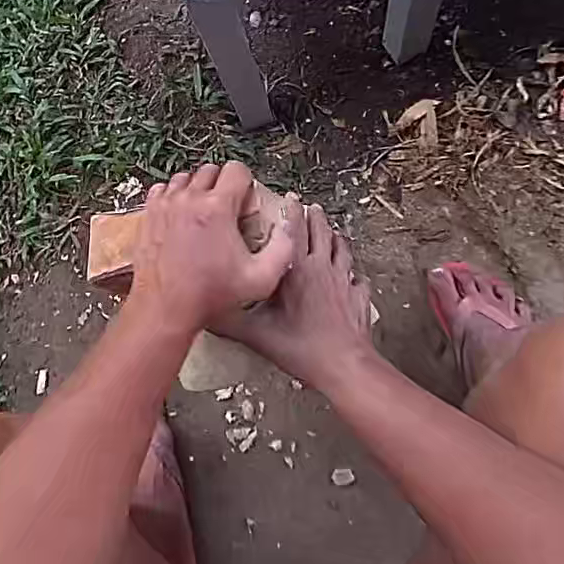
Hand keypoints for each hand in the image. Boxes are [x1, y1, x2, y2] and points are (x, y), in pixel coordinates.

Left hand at [131, 162, 297, 334]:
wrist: (165, 309)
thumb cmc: (210, 296)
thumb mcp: (260, 279)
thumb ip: (283, 248)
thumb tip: (287, 227)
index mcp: (218, 208)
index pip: (236, 170)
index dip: (245, 182)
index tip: (244, 200)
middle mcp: (189, 199)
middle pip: (210, 171)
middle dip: (221, 184)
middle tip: (225, 208)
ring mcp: (166, 205)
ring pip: (185, 178)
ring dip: (196, 189)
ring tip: (202, 212)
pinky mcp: (149, 214)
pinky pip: (163, 190)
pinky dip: (173, 196)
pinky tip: (180, 215)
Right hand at [211, 203, 376, 389]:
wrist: (343, 365)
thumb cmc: (301, 346)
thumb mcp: (257, 334)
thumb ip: (230, 320)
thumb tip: (205, 312)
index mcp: (297, 269)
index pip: (295, 229)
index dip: (293, 211)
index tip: (291, 198)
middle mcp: (322, 267)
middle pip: (321, 231)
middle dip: (316, 216)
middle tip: (312, 207)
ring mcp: (344, 280)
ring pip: (342, 248)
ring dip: (335, 237)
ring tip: (331, 231)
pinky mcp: (358, 297)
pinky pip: (358, 279)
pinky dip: (354, 274)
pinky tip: (353, 277)